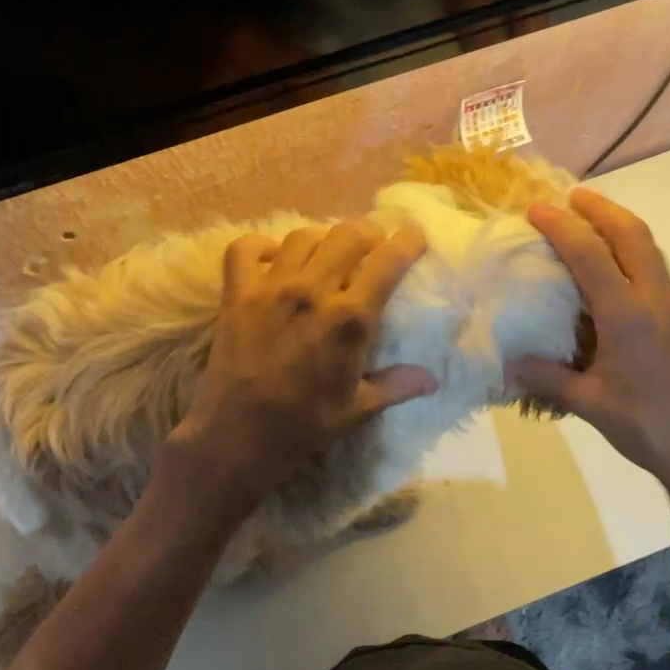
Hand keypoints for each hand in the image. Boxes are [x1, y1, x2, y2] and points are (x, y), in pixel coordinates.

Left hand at [167, 220, 438, 500]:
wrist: (239, 436)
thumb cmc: (304, 426)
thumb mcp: (357, 409)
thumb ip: (397, 386)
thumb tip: (433, 380)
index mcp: (350, 319)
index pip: (387, 263)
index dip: (406, 242)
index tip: (414, 234)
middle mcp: (313, 291)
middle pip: (347, 236)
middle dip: (366, 234)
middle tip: (371, 245)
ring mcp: (271, 288)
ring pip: (302, 236)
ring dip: (322, 239)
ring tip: (327, 252)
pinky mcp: (236, 294)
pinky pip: (246, 248)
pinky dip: (262, 245)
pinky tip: (273, 258)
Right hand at [512, 189, 669, 499]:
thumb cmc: (645, 425)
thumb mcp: (588, 403)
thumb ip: (548, 378)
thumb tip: (509, 361)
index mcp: (628, 317)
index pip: (591, 257)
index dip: (562, 228)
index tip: (536, 209)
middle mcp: (653, 301)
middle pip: (632, 235)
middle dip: (601, 209)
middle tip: (572, 197)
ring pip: (649, 249)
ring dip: (621, 226)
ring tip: (592, 219)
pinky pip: (653, 270)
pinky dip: (631, 251)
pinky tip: (613, 267)